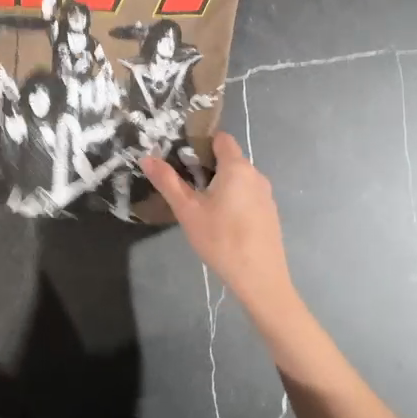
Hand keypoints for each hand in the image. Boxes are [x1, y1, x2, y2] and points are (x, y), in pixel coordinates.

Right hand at [142, 133, 294, 305]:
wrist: (260, 278)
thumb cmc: (221, 239)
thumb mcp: (187, 210)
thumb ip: (167, 181)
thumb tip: (147, 157)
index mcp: (237, 168)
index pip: (221, 139)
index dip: (201, 142)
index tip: (181, 158)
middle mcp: (256, 175)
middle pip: (229, 159)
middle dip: (206, 166)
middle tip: (184, 186)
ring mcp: (266, 195)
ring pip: (238, 179)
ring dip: (219, 184)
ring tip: (199, 205)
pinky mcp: (269, 213)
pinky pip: (247, 195)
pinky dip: (233, 199)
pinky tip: (220, 222)